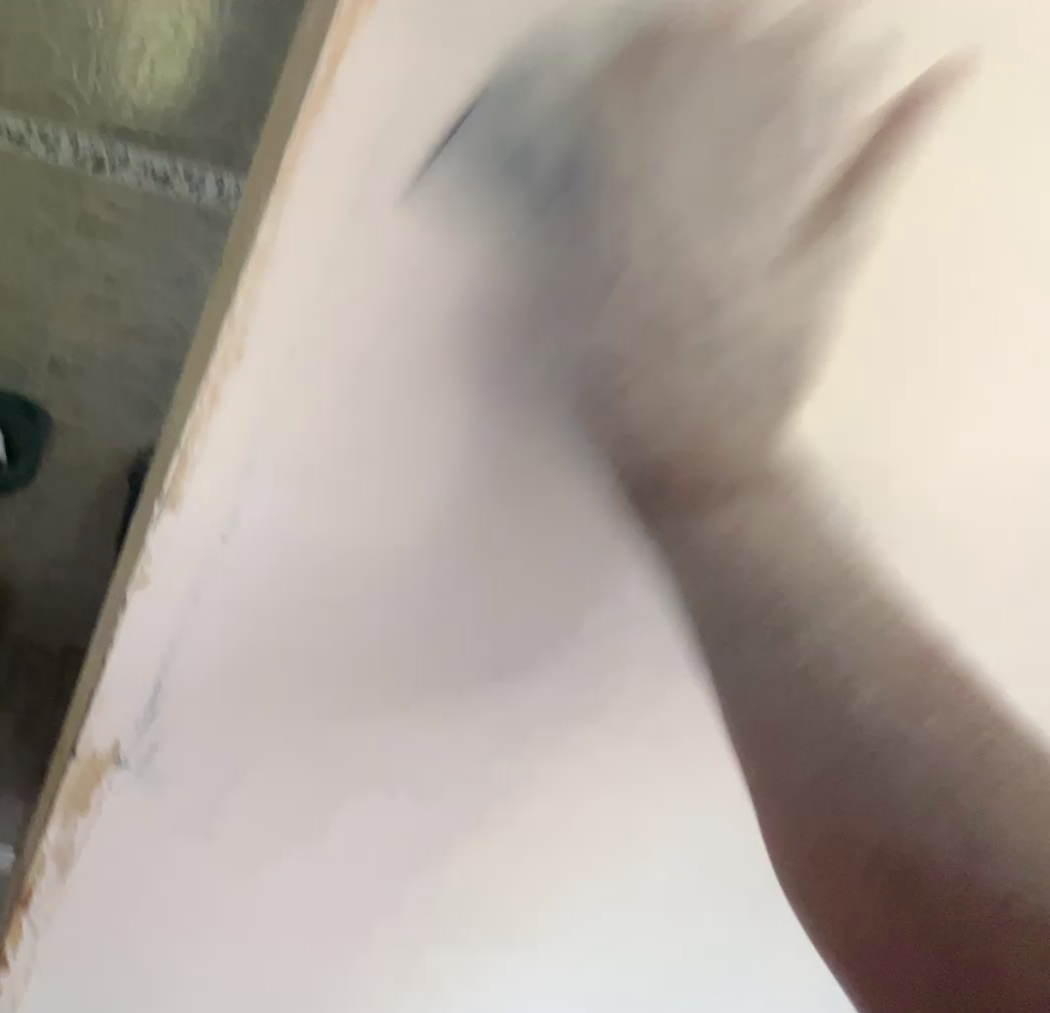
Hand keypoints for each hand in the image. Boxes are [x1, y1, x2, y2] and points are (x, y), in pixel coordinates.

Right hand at [559, 3, 963, 509]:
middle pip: (733, 122)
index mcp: (656, 244)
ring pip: (808, 136)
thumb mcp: (581, 327)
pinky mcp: (830, 264)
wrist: (700, 462)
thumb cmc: (621, 406)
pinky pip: (870, 192)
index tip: (643, 37)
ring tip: (821, 8)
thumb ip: (595, 250)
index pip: (654, 143)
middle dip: (724, 56)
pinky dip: (901, 137)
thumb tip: (608, 175)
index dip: (650, 84)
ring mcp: (790, 239)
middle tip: (719, 5)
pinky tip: (935, 79)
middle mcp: (731, 225)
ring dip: (814, 67)